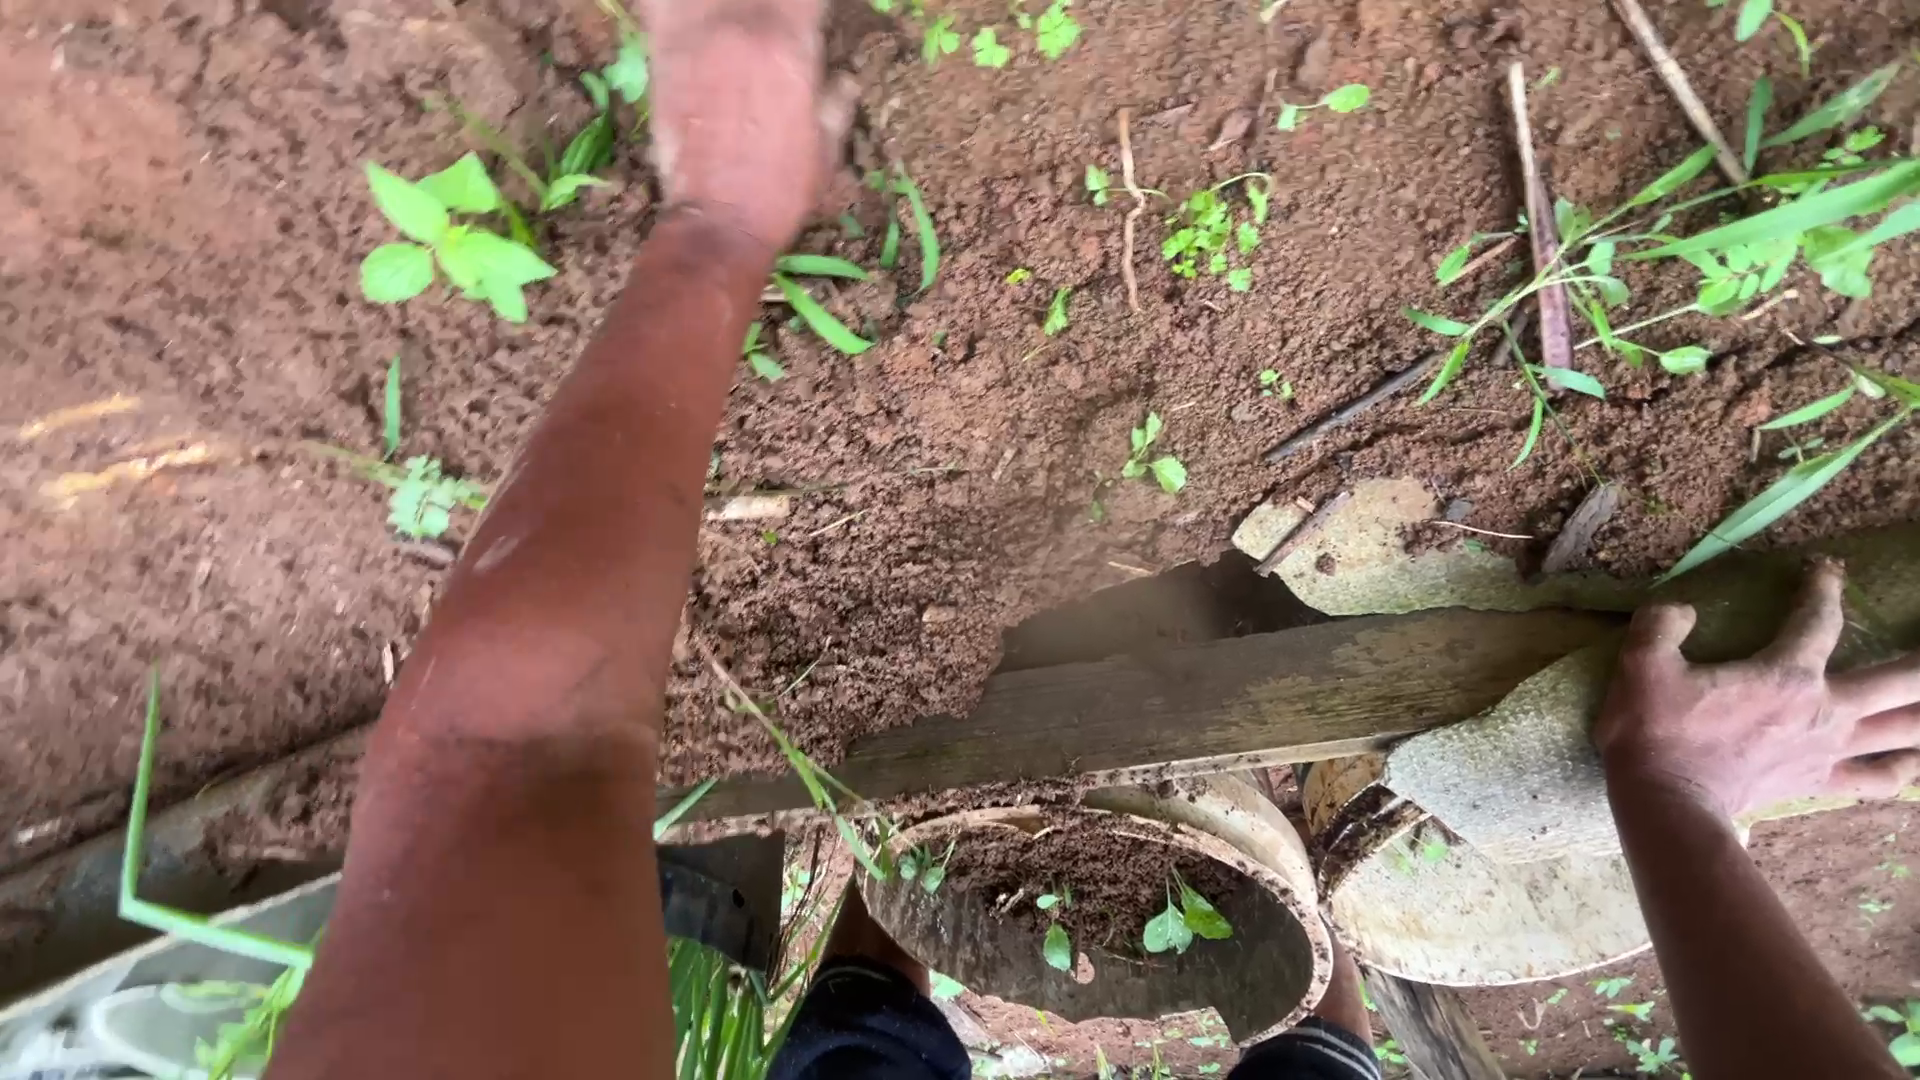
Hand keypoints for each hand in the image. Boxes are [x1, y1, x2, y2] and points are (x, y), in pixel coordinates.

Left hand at [639, 0, 851, 255]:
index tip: (817, 20)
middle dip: (775, 8)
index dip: (813, 8)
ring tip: (738, 28)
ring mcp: (695, 31)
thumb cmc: (780, 195)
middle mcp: (742, 24)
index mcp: (790, 45)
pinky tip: (687, 20)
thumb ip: (835, 107)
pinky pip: (658, 2)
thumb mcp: (825, 155)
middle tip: (777, 33)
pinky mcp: (661, 48)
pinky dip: (670, 8)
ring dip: (728, 9)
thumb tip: (844, 81)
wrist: (720, 222)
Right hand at [1594, 558, 1919, 818]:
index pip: (1817, 622)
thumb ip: (1661, 626)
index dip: (1822, 590)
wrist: (1665, 794)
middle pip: (1903, 681)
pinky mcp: (1818, 780)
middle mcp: (1824, 709)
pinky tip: (1917, 760)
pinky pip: (1882, 778)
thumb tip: (1682, 608)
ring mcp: (1829, 749)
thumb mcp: (1639, 664)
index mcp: (1784, 675)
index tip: (1825, 569)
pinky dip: (1908, 768)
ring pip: (1911, 730)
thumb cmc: (1652, 726)